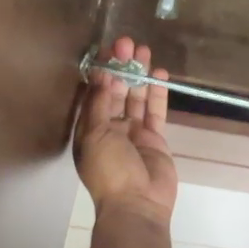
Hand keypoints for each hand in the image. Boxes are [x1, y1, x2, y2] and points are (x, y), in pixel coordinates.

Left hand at [75, 37, 176, 223]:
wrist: (138, 204)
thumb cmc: (109, 170)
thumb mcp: (95, 135)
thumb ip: (100, 104)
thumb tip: (102, 77)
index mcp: (89, 129)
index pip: (94, 94)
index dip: (101, 72)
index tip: (109, 51)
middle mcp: (110, 129)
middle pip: (115, 92)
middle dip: (120, 68)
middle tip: (127, 43)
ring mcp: (133, 133)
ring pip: (136, 97)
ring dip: (139, 75)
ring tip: (143, 51)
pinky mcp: (155, 138)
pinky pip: (155, 111)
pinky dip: (157, 93)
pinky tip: (159, 73)